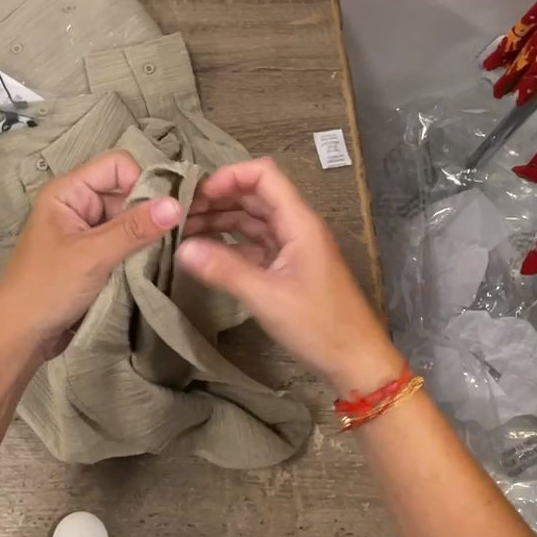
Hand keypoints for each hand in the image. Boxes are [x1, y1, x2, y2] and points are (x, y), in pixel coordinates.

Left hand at [0, 149, 182, 361]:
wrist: (19, 338)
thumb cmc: (47, 289)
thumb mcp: (92, 256)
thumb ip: (134, 229)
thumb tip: (176, 204)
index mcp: (68, 191)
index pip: (117, 165)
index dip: (143, 181)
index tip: (165, 210)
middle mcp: (78, 203)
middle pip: (126, 190)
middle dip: (150, 210)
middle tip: (177, 233)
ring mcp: (86, 230)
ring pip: (129, 217)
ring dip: (147, 233)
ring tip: (169, 249)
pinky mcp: (94, 255)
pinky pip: (125, 241)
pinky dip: (140, 250)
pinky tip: (156, 261)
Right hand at [176, 158, 403, 396]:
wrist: (356, 362)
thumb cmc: (319, 325)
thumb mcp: (267, 297)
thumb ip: (224, 269)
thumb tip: (182, 248)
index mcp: (298, 222)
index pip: (263, 175)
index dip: (229, 176)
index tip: (198, 195)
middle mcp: (295, 227)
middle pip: (254, 195)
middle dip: (218, 198)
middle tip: (180, 213)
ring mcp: (292, 247)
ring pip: (252, 220)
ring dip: (221, 220)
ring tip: (184, 230)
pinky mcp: (287, 268)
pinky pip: (254, 244)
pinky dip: (230, 244)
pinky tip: (205, 252)